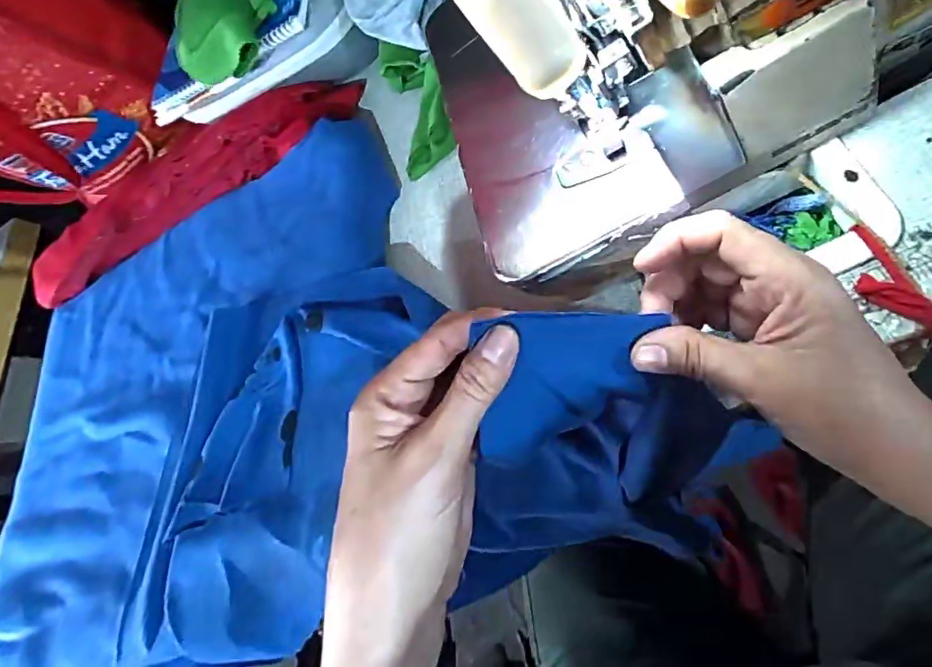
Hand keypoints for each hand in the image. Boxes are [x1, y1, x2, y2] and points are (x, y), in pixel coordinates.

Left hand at [323, 310, 519, 666]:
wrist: (395, 614)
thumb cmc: (400, 531)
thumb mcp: (437, 457)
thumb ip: (473, 392)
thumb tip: (509, 332)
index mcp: (386, 395)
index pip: (438, 341)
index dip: (481, 324)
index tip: (531, 317)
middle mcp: (406, 402)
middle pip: (453, 355)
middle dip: (493, 340)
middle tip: (544, 331)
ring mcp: (429, 425)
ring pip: (468, 379)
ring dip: (500, 365)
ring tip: (545, 349)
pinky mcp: (451, 448)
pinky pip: (477, 407)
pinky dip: (502, 394)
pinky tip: (530, 383)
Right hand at [630, 211, 931, 492]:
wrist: (898, 449)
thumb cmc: (839, 406)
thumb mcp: (761, 379)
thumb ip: (696, 356)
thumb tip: (636, 350)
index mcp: (786, 272)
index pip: (722, 231)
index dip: (676, 241)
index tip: (641, 273)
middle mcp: (780, 277)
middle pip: (714, 257)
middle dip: (674, 280)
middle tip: (648, 322)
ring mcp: (778, 303)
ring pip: (716, 286)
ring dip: (684, 305)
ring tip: (660, 337)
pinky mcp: (775, 329)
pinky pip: (727, 314)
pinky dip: (700, 326)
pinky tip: (681, 346)